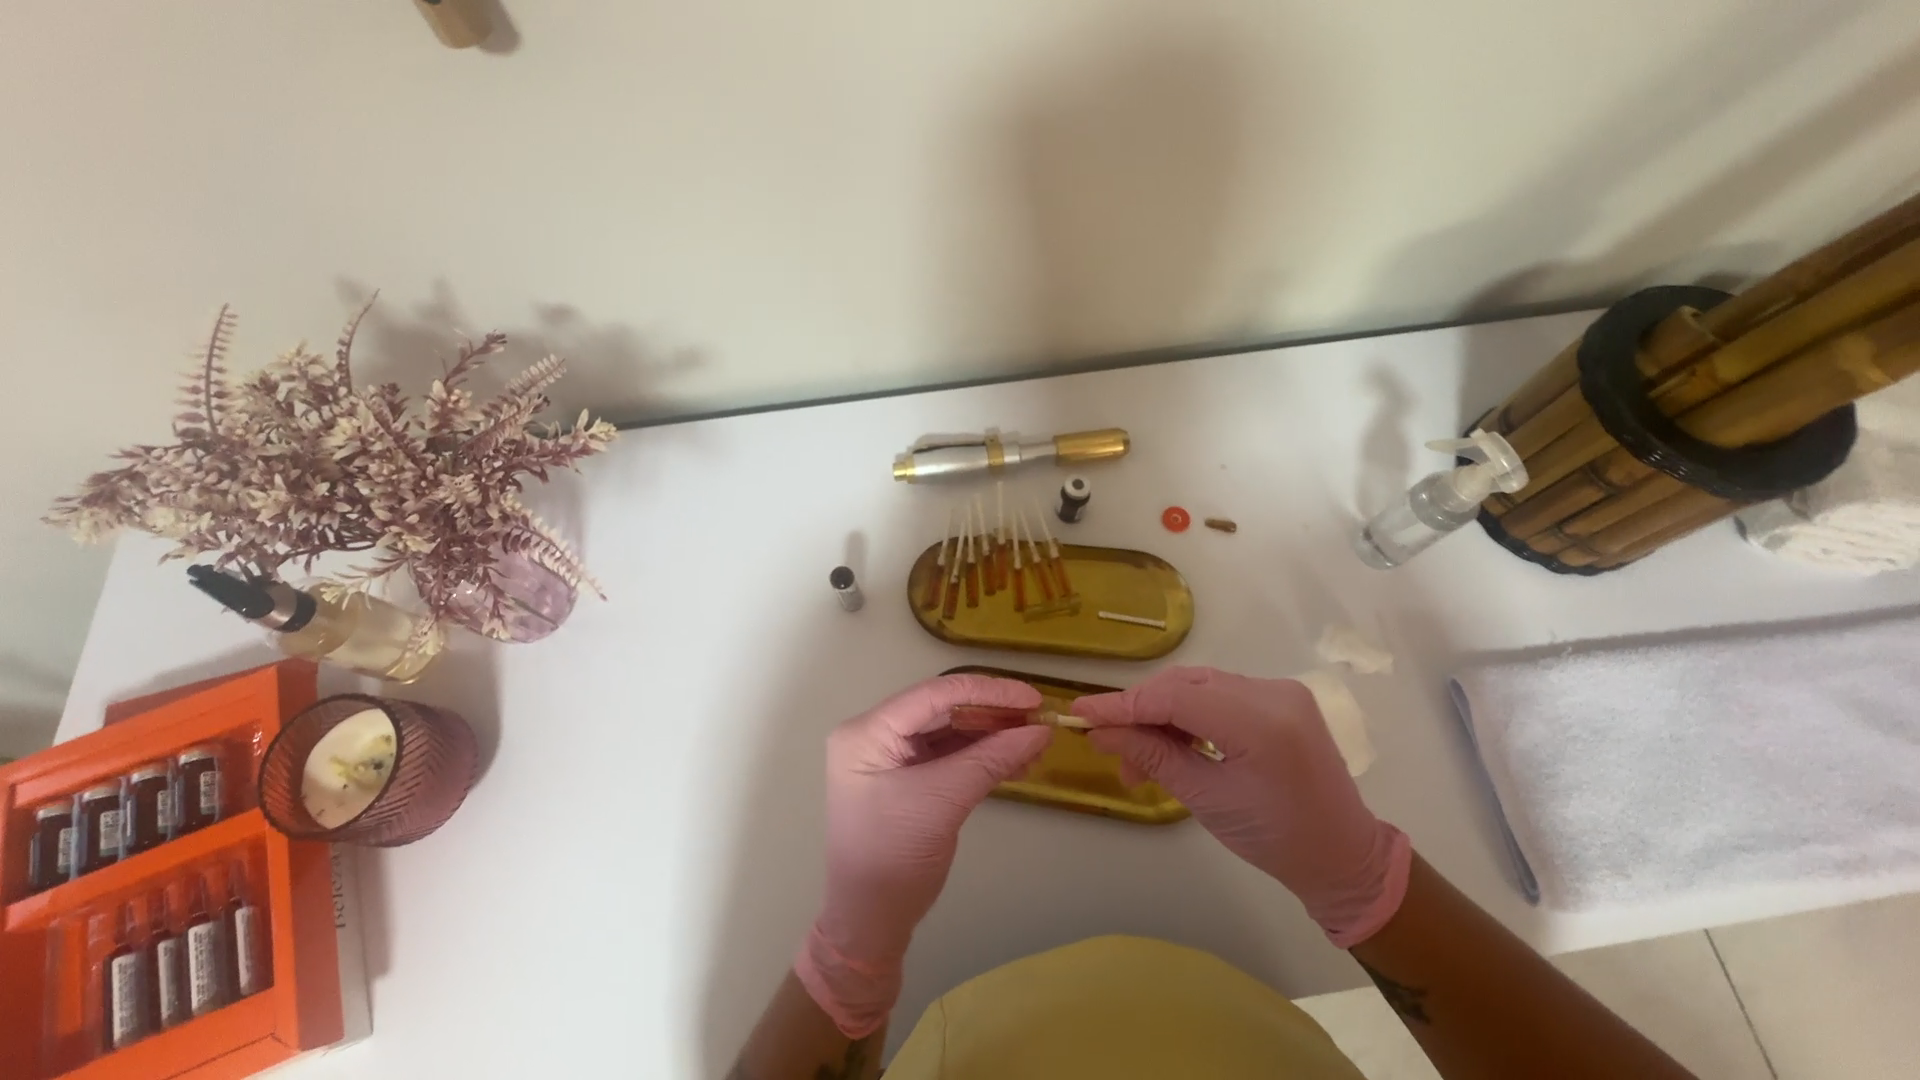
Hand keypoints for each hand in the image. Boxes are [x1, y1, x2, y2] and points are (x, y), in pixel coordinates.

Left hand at [794, 674, 1052, 1036]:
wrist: (871, 920)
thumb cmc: (894, 856)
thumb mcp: (943, 802)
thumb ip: (991, 760)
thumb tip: (1040, 732)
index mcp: (868, 732)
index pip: (934, 694)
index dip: (987, 691)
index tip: (1032, 698)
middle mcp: (876, 735)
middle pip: (942, 710)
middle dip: (992, 714)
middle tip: (1039, 719)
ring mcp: (892, 757)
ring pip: (950, 732)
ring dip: (992, 736)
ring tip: (1035, 743)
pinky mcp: (909, 779)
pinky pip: (950, 756)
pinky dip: (983, 757)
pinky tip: (1017, 760)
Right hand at [1073, 666, 1411, 947]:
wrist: (1342, 855)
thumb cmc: (1274, 838)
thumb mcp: (1204, 799)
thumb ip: (1152, 756)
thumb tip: (1101, 733)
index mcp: (1260, 722)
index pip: (1174, 697)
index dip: (1123, 704)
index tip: (1081, 713)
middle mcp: (1272, 693)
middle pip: (1185, 683)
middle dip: (1141, 711)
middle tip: (1111, 747)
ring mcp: (1280, 691)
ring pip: (1200, 686)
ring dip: (1163, 713)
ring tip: (1139, 757)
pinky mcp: (1282, 699)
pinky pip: (1221, 694)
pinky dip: (1190, 713)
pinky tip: (1174, 743)